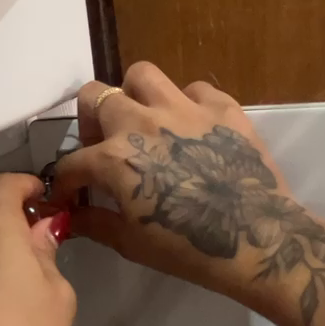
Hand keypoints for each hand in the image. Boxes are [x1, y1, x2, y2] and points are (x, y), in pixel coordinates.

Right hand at [51, 62, 324, 319]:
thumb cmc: (189, 249)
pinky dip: (186, 104)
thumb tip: (69, 217)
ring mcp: (183, 109)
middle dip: (90, 122)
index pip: (70, 163)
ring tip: (142, 122)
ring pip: (141, 76)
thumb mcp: (130, 243)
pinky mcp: (222, 108)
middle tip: (103, 147)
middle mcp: (140, 122)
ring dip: (133, 96)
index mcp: (113, 158)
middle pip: (94, 96)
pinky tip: (190, 130)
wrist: (261, 242)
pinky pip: (194, 89)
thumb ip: (93, 223)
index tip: (67, 196)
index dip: (63, 183)